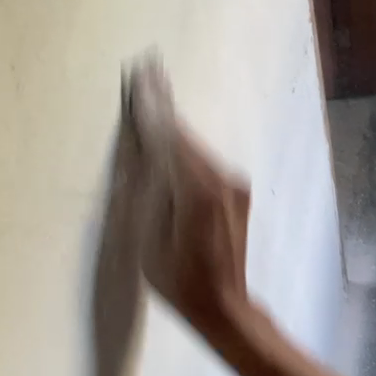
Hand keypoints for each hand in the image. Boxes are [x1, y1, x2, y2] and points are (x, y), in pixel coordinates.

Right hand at [124, 59, 253, 341]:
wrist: (224, 306)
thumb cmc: (179, 283)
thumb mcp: (148, 242)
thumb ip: (146, 193)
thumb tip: (142, 153)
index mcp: (197, 190)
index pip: (167, 139)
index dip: (150, 110)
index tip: (139, 79)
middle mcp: (221, 179)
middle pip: (183, 135)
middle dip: (162, 105)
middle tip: (147, 68)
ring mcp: (232, 184)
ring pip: (194, 146)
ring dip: (172, 124)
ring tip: (153, 92)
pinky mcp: (235, 191)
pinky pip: (202, 160)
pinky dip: (183, 146)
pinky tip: (169, 134)